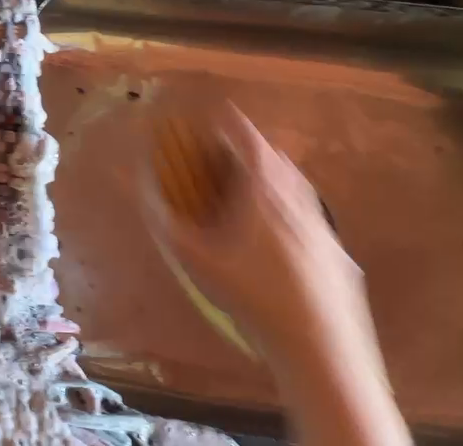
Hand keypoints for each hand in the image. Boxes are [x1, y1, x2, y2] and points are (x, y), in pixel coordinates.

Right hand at [143, 101, 410, 445]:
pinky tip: (278, 228)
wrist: (322, 351)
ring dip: (274, 174)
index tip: (215, 111)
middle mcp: (299, 202)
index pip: (248, 141)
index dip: (230, 122)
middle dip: (251, 147)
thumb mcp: (192, 256)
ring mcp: (323, 229)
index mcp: (265, 193)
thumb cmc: (251, 295)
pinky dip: (290, 203)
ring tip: (251, 180)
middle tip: (227, 146)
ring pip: (298, 187)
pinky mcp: (338, 256)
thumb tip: (124, 174)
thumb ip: (156, 212)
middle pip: (277, 159)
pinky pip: (310, 214)